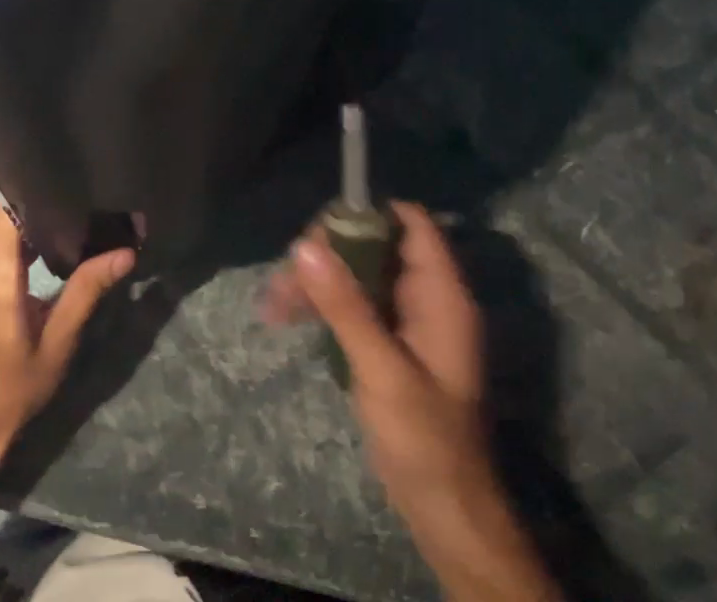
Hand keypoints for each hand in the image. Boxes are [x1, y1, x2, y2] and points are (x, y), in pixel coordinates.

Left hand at [0, 207, 135, 475]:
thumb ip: (86, 292)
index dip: (37, 194)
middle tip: (92, 208)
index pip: (8, 211)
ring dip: (38, 227)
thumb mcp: (57, 341)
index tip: (75, 188)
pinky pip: (0, 249)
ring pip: (5, 232)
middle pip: (8, 217)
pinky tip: (59, 250)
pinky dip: (27, 244)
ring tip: (83, 225)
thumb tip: (125, 252)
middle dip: (46, 209)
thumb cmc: (14, 386)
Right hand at [263, 202, 491, 514]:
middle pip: (374, 245)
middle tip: (286, 278)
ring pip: (356, 274)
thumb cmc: (422, 435)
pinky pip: (350, 303)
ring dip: (315, 281)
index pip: (412, 225)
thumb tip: (305, 246)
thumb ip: (345, 306)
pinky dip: (320, 304)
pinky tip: (285, 318)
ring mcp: (405, 321)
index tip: (319, 228)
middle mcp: (426, 300)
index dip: (368, 214)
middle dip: (327, 253)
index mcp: (441, 298)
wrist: (441, 501)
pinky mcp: (386, 342)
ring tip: (274, 305)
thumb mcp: (381, 367)